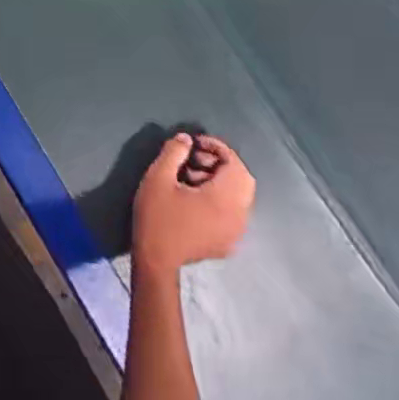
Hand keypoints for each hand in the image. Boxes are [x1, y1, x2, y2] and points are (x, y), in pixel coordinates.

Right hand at [132, 133, 254, 274]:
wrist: (156, 260)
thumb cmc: (157, 217)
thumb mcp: (158, 178)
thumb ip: (174, 152)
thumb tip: (186, 139)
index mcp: (225, 199)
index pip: (234, 164)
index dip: (217, 147)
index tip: (195, 143)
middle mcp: (238, 216)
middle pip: (242, 179)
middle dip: (221, 163)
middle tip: (195, 159)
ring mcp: (236, 232)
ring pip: (239, 196)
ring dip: (221, 180)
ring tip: (191, 177)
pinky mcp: (229, 242)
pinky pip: (234, 213)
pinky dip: (222, 199)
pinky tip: (197, 199)